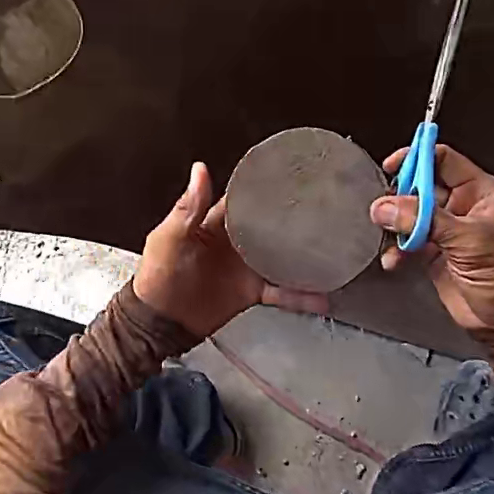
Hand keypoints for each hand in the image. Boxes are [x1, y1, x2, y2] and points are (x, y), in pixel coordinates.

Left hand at [134, 163, 327, 337]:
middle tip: (326, 208)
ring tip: (335, 250)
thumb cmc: (158, 277)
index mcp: (215, 223)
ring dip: (304, 256)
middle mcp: (235, 242)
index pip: (243, 198)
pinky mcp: (251, 292)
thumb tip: (200, 169)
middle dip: (295, 217)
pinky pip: (280, 292)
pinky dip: (300, 296)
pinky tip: (322, 297)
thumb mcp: (170, 239)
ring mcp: (246, 268)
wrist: (161, 324)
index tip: (291, 174)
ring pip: (282, 258)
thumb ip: (188, 208)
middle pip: (270, 225)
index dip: (264, 186)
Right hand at [368, 144, 493, 331]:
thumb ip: (426, 220)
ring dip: (395, 226)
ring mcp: (446, 231)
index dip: (417, 158)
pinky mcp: (433, 254)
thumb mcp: (470, 241)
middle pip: (421, 187)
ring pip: (410, 215)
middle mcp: (462, 207)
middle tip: (386, 210)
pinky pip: (406, 243)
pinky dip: (396, 250)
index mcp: (481, 193)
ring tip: (390, 238)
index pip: (443, 161)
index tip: (392, 166)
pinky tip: (394, 261)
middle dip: (400, 197)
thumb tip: (386, 206)